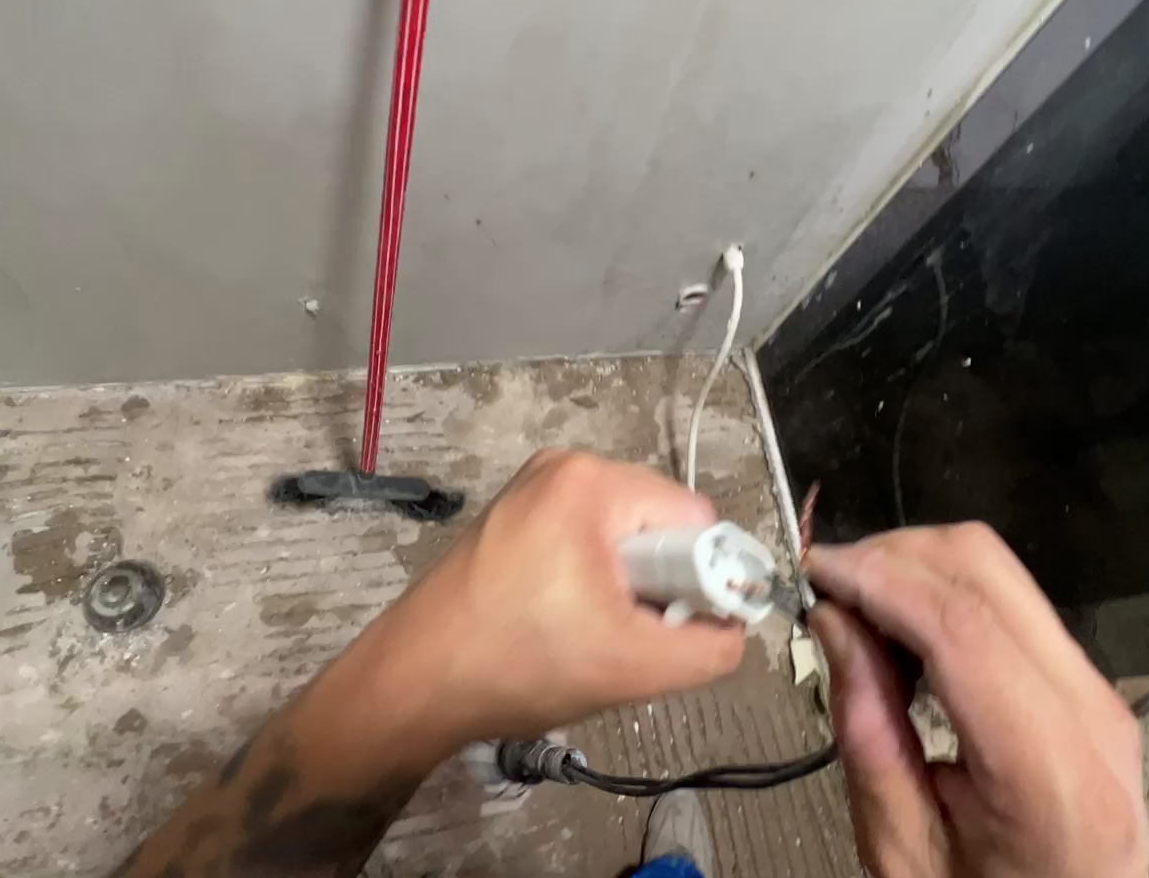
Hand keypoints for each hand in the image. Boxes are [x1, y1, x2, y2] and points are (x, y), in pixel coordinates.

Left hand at [368, 449, 746, 743]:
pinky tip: (562, 613)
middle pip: (657, 518)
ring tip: (590, 627)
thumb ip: (709, 648)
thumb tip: (736, 630)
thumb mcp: (633, 666)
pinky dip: (592, 572)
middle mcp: (565, 465)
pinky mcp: (514, 510)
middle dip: (658, 578)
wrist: (412, 682)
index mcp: (593, 482)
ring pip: (623, 530)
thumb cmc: (520, 663)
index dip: (700, 575)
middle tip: (625, 630)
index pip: (694, 516)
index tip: (669, 622)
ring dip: (626, 579)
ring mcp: (533, 484)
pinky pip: (585, 533)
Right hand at [808, 523, 1146, 877]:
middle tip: (828, 588)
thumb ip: (864, 724)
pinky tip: (900, 627)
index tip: (811, 571)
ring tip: (859, 609)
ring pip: (993, 567)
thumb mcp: (899, 844)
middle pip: (982, 570)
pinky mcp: (1083, 677)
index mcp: (1050, 772)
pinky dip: (937, 586)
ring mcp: (1096, 687)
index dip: (877, 579)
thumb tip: (829, 614)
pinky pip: (1003, 593)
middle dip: (890, 556)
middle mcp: (1090, 710)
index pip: (959, 626)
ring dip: (911, 564)